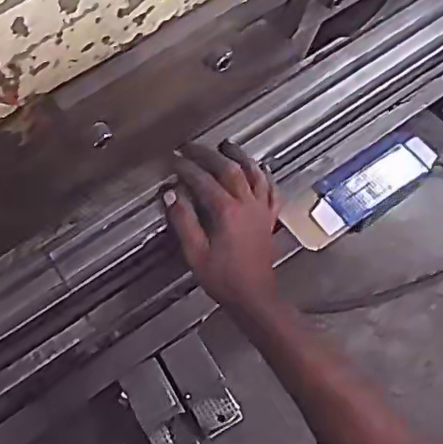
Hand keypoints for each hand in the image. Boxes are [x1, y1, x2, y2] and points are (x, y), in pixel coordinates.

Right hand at [166, 141, 282, 314]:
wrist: (254, 297)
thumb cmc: (225, 280)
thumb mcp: (195, 253)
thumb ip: (183, 221)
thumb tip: (172, 195)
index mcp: (226, 212)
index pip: (203, 180)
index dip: (187, 168)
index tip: (175, 162)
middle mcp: (247, 206)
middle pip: (229, 168)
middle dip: (208, 154)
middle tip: (191, 147)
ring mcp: (261, 211)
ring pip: (253, 173)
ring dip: (239, 156)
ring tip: (226, 145)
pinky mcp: (269, 219)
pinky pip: (270, 190)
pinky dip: (265, 176)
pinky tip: (261, 169)